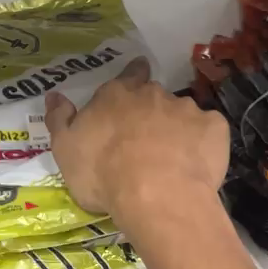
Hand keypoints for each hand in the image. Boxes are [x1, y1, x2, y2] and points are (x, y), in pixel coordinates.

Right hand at [43, 59, 229, 228]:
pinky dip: (203, 145)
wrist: (155, 194)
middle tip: (147, 142)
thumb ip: (60, 120)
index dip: (133, 76)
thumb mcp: (65, 150)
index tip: (137, 81)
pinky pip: (209, 133)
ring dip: (178, 131)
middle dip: (152, 113)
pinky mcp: (214, 130)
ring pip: (183, 116)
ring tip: (172, 161)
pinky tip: (196, 165)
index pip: (128, 74)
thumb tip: (53, 95)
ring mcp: (187, 110)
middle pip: (154, 97)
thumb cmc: (103, 173)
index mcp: (117, 96)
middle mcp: (154, 95)